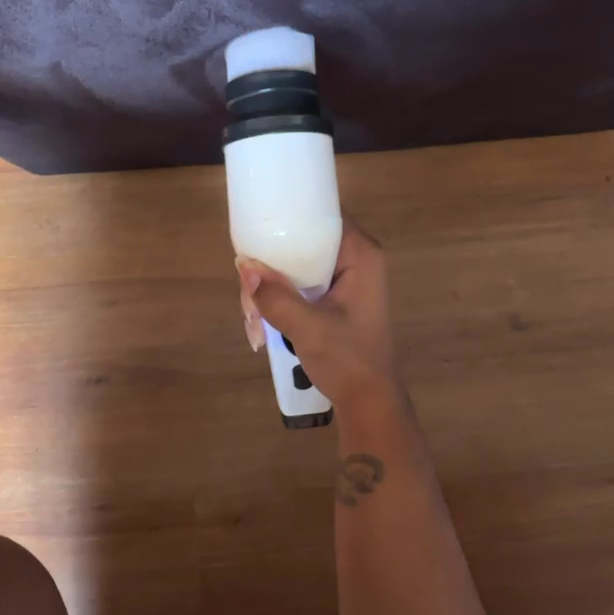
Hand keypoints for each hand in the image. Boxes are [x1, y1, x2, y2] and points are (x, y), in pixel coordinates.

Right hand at [238, 217, 403, 414]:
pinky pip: (304, 282)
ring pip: (301, 263)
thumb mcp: (307, 328)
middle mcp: (357, 259)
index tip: (261, 219)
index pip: (327, 213)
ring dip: (274, 281)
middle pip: (308, 239)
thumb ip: (276, 296)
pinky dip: (283, 293)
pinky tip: (262, 314)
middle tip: (247, 281)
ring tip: (251, 309)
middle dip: (274, 258)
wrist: (370, 403)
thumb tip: (243, 265)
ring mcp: (348, 279)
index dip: (294, 211)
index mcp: (361, 255)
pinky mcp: (338, 298)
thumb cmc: (348, 360)